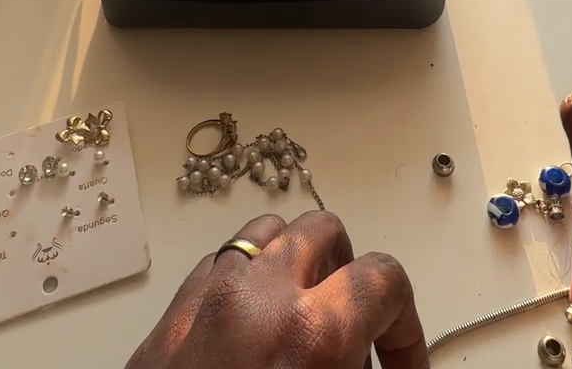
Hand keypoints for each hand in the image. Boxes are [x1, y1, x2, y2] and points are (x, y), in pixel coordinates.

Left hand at [125, 211, 429, 368]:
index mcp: (308, 329)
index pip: (384, 278)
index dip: (406, 327)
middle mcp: (256, 292)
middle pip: (322, 232)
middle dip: (349, 277)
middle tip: (350, 339)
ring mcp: (204, 296)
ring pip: (266, 234)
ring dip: (295, 266)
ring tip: (300, 323)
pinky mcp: (165, 317)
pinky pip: (219, 265)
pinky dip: (246, 283)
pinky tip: (248, 337)